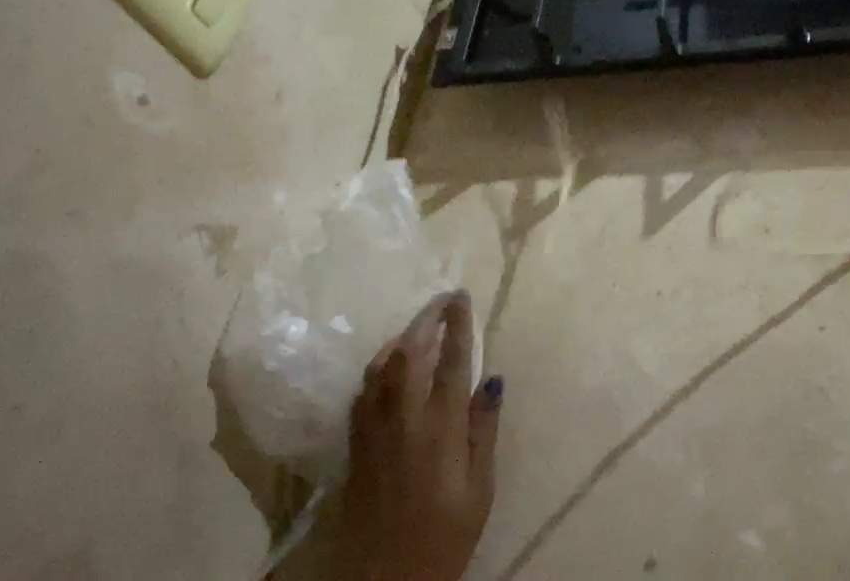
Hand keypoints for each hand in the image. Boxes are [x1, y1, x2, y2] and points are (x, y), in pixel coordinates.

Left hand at [342, 292, 501, 580]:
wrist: (382, 578)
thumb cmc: (444, 535)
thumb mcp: (479, 488)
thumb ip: (483, 429)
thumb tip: (493, 378)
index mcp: (440, 425)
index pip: (450, 359)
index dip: (457, 323)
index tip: (462, 296)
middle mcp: (403, 416)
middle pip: (409, 351)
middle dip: (426, 319)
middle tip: (443, 300)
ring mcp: (374, 427)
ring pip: (381, 366)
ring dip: (401, 338)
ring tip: (418, 327)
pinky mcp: (356, 443)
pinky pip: (365, 389)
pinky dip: (379, 366)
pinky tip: (388, 366)